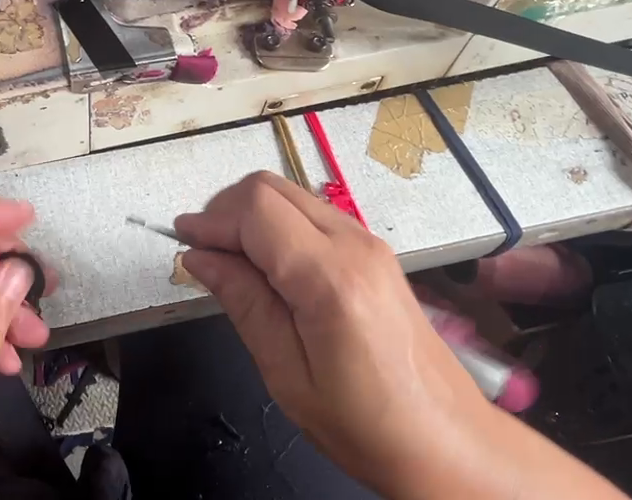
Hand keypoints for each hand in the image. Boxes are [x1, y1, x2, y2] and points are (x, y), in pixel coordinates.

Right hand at [176, 172, 623, 498]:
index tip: (181, 241)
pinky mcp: (373, 250)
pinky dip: (275, 222)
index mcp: (330, 279)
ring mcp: (368, 242)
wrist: (451, 443)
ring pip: (289, 193)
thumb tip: (198, 257)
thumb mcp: (288, 376)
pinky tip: (265, 262)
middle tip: (202, 251)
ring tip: (228, 259)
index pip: (255, 210)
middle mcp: (353, 244)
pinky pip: (310, 213)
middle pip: (269, 188)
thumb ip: (243, 303)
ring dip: (249, 213)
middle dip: (225, 209)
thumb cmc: (365, 425)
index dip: (210, 218)